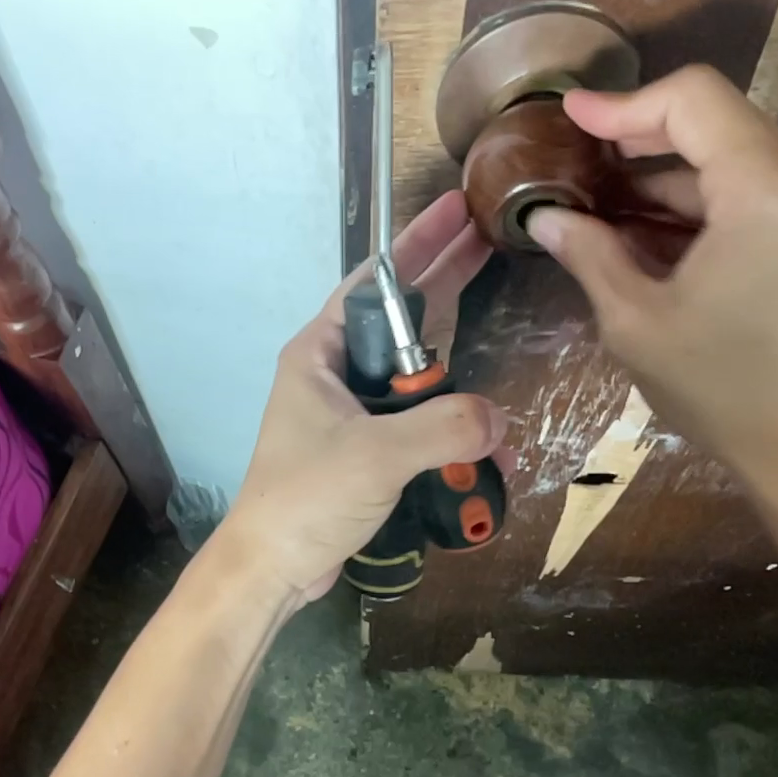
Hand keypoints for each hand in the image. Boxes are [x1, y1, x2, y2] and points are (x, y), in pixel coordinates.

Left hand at [216, 190, 506, 603]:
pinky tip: (493, 450)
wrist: (274, 565)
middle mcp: (336, 374)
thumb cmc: (306, 497)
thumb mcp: (375, 455)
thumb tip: (499, 420)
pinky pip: (419, 426)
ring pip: (417, 379)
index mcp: (320, 354)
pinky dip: (453, 432)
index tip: (459, 211)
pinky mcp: (368, 450)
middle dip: (448, 283)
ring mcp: (353, 413)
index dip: (417, 246)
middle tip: (493, 241)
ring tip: (503, 344)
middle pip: (402, 320)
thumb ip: (441, 428)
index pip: (374, 285)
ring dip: (459, 378)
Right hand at [525, 65, 777, 494]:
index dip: (622, 104)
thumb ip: (590, 255)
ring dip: (658, 174)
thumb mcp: (636, 320)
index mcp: (762, 188)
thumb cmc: (720, 385)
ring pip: (723, 156)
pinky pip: (739, 192)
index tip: (568, 119)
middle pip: (712, 119)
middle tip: (576, 161)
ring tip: (594, 202)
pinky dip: (686, 202)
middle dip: (637, 135)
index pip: (692, 100)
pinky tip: (637, 232)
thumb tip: (545, 217)